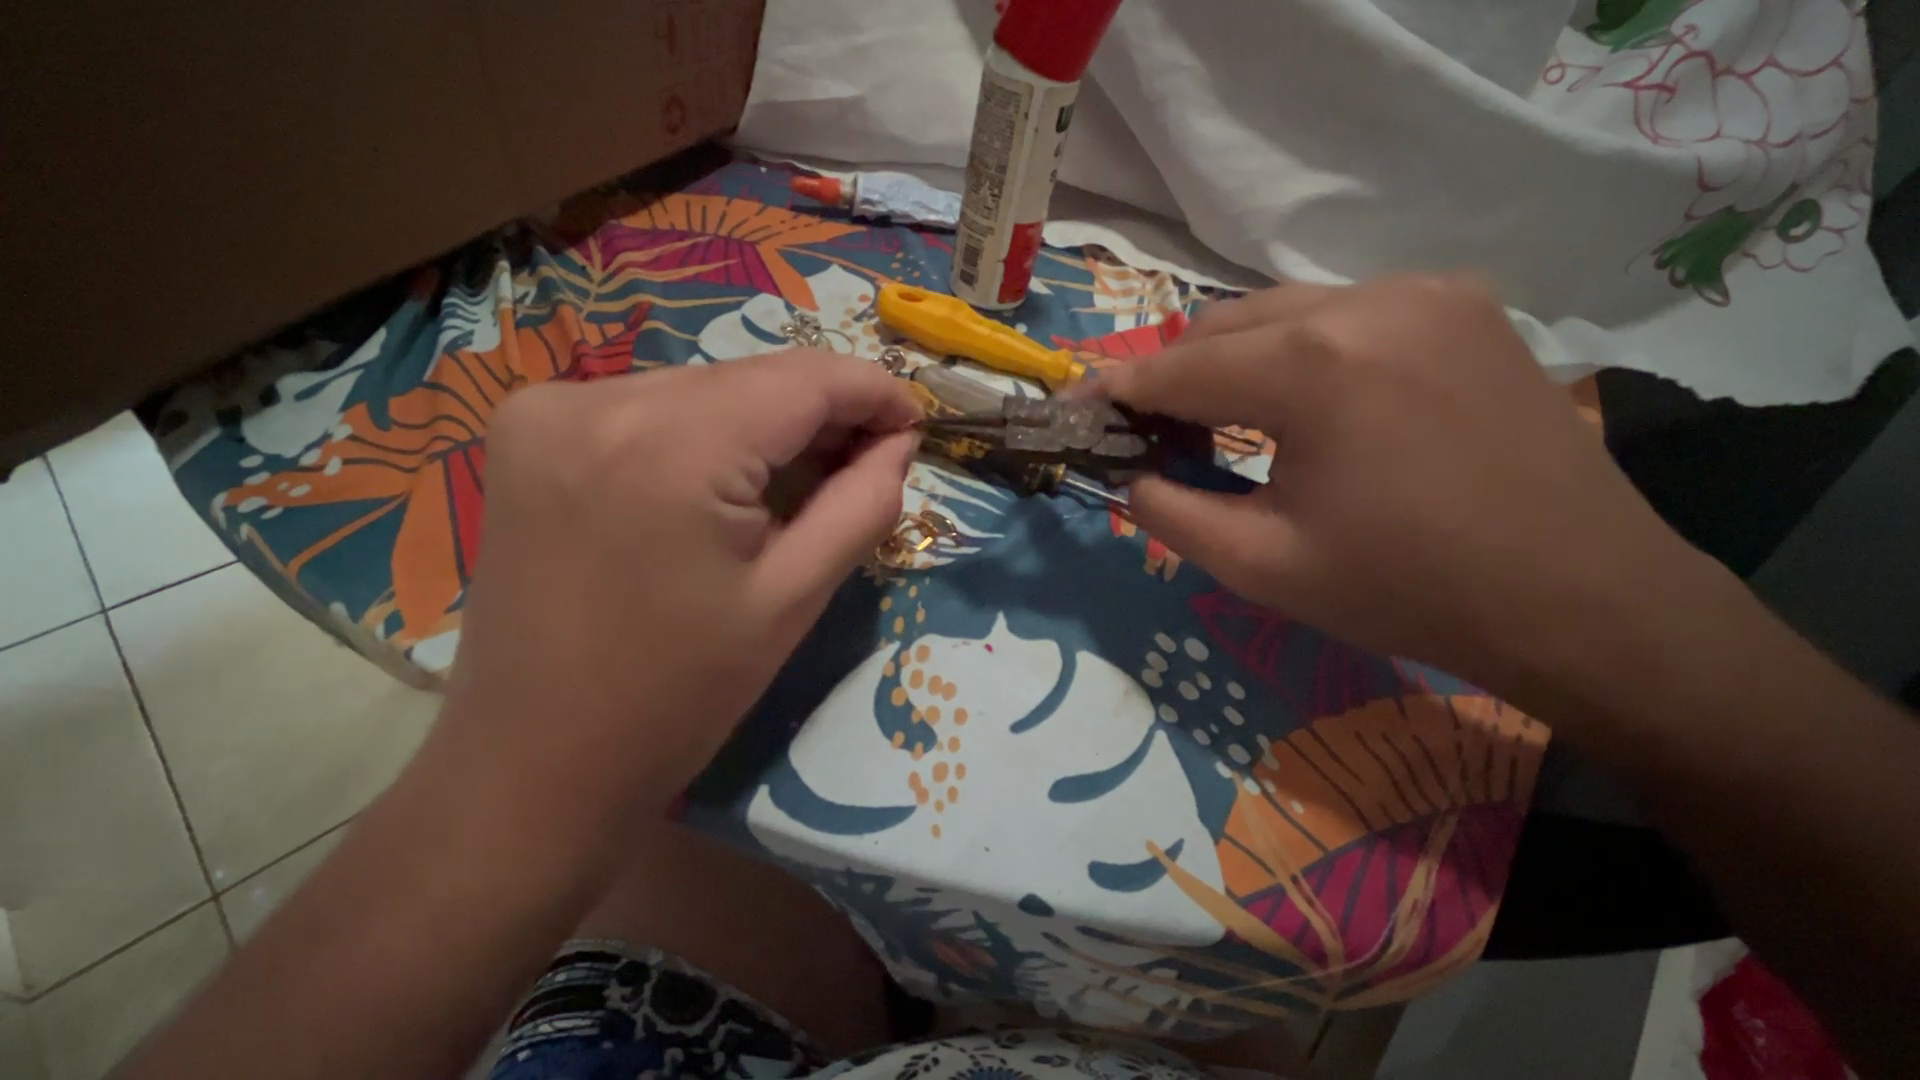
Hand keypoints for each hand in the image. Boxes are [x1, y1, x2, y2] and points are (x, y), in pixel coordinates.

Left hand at [443, 350, 921, 811]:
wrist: (534, 759)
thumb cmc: (677, 696)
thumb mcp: (793, 601)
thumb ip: (862, 504)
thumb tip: (898, 441)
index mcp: (673, 447)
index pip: (802, 378)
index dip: (871, 390)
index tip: (914, 423)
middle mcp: (599, 400)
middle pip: (748, 376)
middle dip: (817, 413)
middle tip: (865, 463)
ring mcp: (547, 408)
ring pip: (699, 388)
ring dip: (757, 423)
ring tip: (792, 484)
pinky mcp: (523, 430)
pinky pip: (644, 406)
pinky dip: (697, 432)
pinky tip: (714, 487)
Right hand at [1101, 276, 1710, 696]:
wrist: (1580, 596)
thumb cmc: (1409, 590)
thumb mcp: (1263, 566)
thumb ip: (1170, 513)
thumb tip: (1129, 476)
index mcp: (1315, 364)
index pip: (1179, 367)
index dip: (1118, 391)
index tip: (1077, 409)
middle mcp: (1368, 299)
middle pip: (1225, 324)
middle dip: (1178, 376)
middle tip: (1159, 436)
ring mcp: (1425, 291)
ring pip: (1285, 311)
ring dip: (1241, 360)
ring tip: (1235, 423)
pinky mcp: (1463, 303)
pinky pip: (1347, 312)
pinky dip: (1306, 350)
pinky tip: (1318, 404)